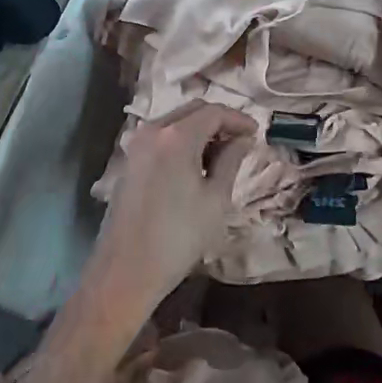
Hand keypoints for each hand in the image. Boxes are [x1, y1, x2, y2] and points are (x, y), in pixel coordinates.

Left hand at [93, 104, 254, 305]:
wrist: (125, 273)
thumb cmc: (178, 237)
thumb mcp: (216, 199)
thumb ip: (231, 160)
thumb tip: (242, 139)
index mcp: (176, 137)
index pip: (214, 112)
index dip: (239, 119)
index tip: (256, 133)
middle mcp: (153, 131)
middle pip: (193, 110)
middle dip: (220, 120)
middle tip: (241, 140)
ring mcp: (137, 145)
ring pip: (176, 121)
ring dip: (200, 129)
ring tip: (221, 153)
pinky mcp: (129, 161)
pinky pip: (162, 136)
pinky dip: (182, 139)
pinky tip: (196, 163)